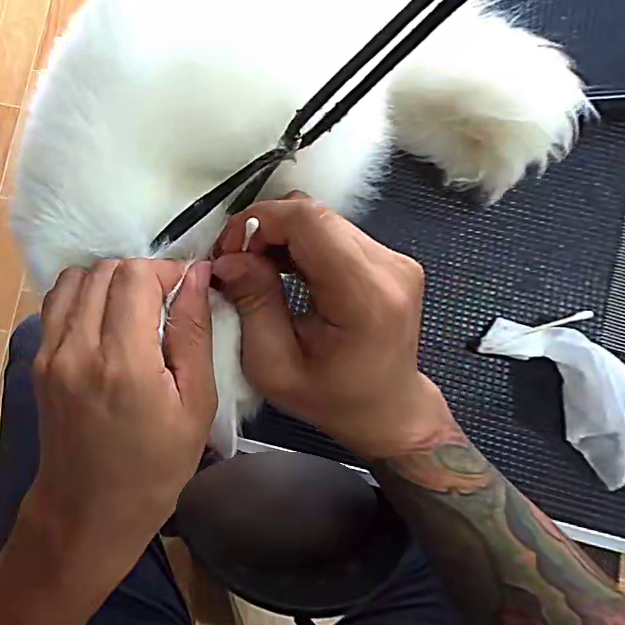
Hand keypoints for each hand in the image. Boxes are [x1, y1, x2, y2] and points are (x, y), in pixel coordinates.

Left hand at [21, 258, 216, 606]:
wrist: (88, 512)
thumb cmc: (155, 467)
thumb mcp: (196, 405)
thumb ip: (194, 333)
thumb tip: (197, 276)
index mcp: (123, 361)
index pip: (135, 276)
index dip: (166, 272)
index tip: (186, 291)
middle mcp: (77, 348)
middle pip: (104, 270)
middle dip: (141, 274)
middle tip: (165, 303)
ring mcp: (50, 354)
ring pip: (75, 279)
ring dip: (110, 281)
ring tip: (135, 310)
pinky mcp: (37, 361)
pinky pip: (57, 303)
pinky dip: (84, 297)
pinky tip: (108, 323)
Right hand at [209, 196, 456, 459]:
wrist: (387, 409)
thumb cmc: (335, 399)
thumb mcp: (275, 367)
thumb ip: (252, 306)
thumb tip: (230, 258)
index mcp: (366, 298)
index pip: (310, 222)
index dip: (259, 221)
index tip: (230, 249)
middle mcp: (389, 269)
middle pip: (315, 215)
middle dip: (264, 228)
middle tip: (236, 261)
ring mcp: (395, 260)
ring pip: (323, 219)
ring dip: (281, 235)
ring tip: (258, 270)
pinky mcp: (389, 259)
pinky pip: (335, 232)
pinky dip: (301, 243)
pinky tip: (284, 270)